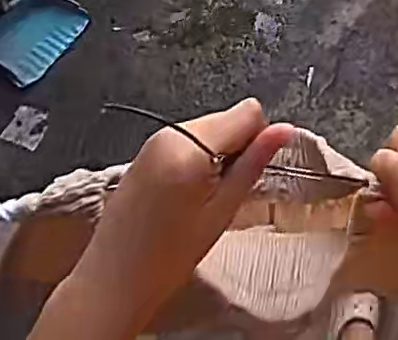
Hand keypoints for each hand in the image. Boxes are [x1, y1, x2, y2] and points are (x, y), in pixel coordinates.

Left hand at [39, 99, 295, 337]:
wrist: (111, 285)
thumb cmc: (166, 258)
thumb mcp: (222, 211)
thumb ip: (254, 163)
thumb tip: (285, 131)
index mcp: (191, 145)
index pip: (248, 111)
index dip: (258, 140)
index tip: (247, 171)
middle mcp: (171, 132)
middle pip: (227, 118)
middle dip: (235, 148)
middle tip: (222, 194)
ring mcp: (155, 139)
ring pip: (209, 128)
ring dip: (215, 155)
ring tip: (200, 199)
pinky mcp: (147, 149)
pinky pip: (187, 139)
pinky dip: (196, 159)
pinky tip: (184, 196)